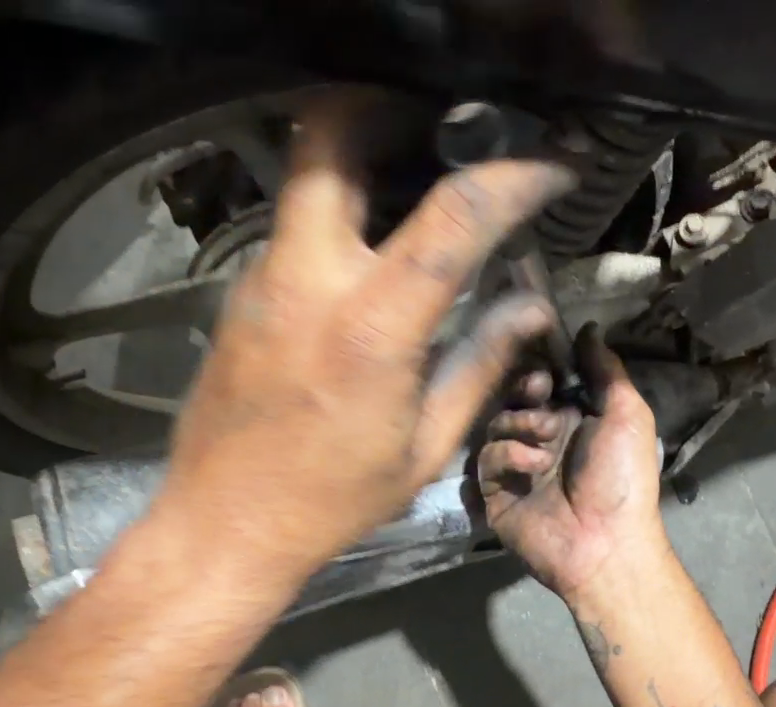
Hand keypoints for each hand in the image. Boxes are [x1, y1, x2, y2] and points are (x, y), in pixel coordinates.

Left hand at [153, 93, 574, 583]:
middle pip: (332, 138)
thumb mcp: (426, 445)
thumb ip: (481, 363)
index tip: (550, 170)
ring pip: (307, 176)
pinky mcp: (241, 293)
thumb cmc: (334, 499)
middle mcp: (308, 281)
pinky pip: (293, 227)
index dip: (513, 178)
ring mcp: (262, 279)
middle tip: (442, 136)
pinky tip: (369, 260)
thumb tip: (529, 308)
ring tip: (415, 190)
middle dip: (390, 114)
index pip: (452, 215)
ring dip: (362, 162)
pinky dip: (338, 218)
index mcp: (371, 327)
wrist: (225, 524)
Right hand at [477, 326, 668, 600]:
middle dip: (524, 390)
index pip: (545, 380)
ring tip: (544, 438)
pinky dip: (509, 455)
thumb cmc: (623, 478)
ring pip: (496, 423)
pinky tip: (533, 466)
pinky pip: (487, 459)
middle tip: (539, 392)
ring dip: (520, 423)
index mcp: (574, 419)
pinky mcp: (496, 491)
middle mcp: (543, 438)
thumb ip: (606, 369)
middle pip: (514, 398)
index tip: (546, 364)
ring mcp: (518, 465)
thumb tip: (589, 329)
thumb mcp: (627, 414)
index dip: (540, 366)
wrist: (605, 543)